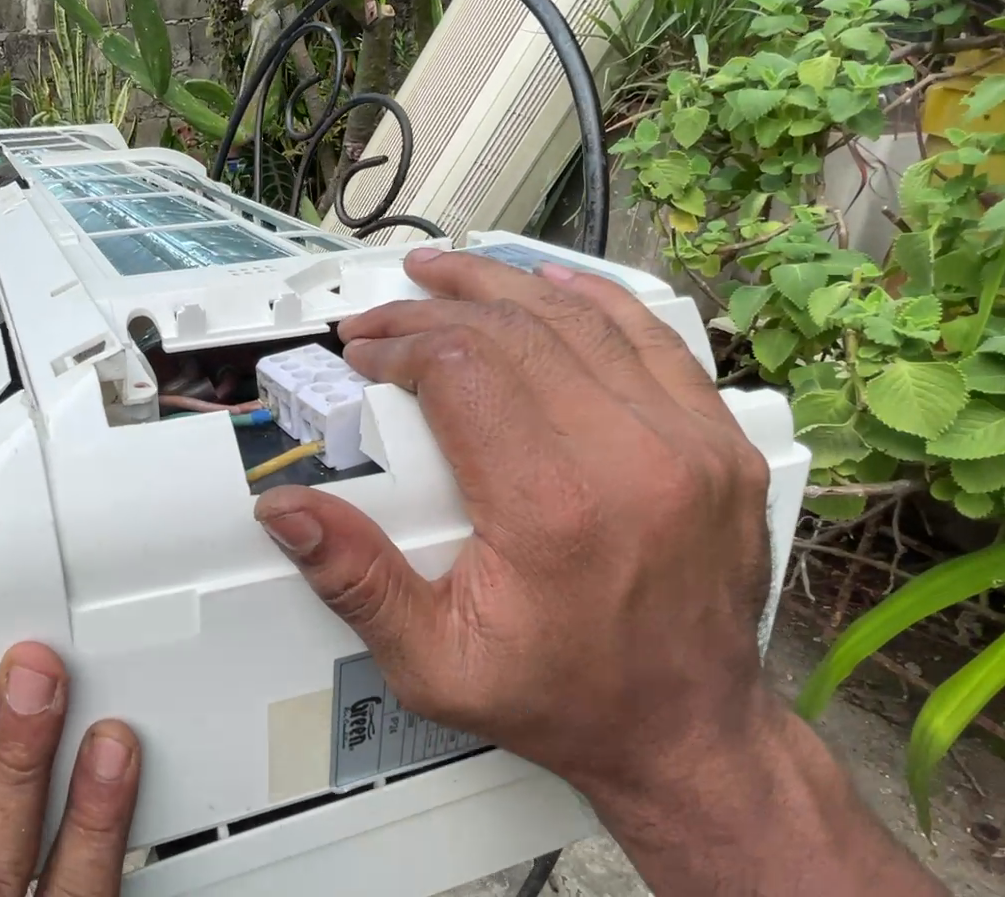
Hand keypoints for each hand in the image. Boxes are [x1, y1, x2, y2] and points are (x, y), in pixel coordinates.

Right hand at [253, 248, 774, 799]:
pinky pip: (652, 339)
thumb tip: (286, 511)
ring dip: (498, 285)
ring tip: (441, 271)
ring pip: (579, 320)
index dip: (400, 346)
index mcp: (554, 508)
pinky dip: (591, 298)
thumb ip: (354, 579)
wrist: (688, 732)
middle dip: (430, 311)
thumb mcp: (432, 661)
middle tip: (381, 315)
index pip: (462, 371)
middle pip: (513, 334)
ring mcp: (690, 444)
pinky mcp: (719, 443)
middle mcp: (634, 460)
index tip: (363, 354)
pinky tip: (547, 281)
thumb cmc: (562, 699)